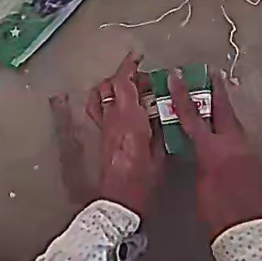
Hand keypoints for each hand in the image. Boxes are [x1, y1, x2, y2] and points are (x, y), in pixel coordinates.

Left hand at [86, 53, 164, 215]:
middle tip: (148, 81)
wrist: (119, 204)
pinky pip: (98, 110)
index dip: (129, 66)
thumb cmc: (143, 182)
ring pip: (101, 95)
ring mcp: (103, 128)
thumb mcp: (160, 153)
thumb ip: (160, 128)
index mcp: (129, 119)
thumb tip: (163, 114)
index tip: (138, 57)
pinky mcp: (101, 137)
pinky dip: (105, 100)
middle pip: (112, 85)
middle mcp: (112, 119)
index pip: (123, 83)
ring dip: (114, 86)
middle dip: (129, 76)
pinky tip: (118, 105)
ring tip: (131, 89)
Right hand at [167, 69, 261, 237]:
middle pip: (223, 110)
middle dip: (216, 91)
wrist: (248, 229)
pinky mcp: (253, 160)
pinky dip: (229, 127)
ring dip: (223, 109)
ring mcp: (247, 151)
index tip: (177, 77)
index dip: (183, 96)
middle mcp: (233, 145)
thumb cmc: (217, 213)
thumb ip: (200, 160)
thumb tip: (199, 150)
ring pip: (233, 122)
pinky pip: (239, 136)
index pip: (194, 117)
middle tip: (211, 73)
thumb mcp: (200, 184)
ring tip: (216, 96)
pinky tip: (224, 128)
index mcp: (213, 150)